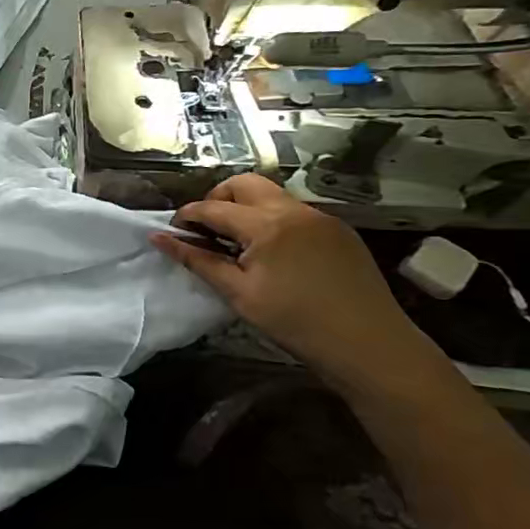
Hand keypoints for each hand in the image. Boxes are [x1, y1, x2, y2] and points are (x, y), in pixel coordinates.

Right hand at [151, 174, 453, 398]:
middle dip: (219, 199)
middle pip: (244, 184)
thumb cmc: (296, 323)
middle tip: (208, 230)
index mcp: (266, 223)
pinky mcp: (338, 230)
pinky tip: (275, 254)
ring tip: (239, 243)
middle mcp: (293, 209)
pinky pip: (296, 212)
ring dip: (247, 208)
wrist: (369, 344)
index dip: (188, 216)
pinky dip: (274, 221)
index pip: (214, 207)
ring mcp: (320, 216)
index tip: (173, 230)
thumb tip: (160, 238)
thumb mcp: (240, 294)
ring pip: (272, 195)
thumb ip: (199, 261)